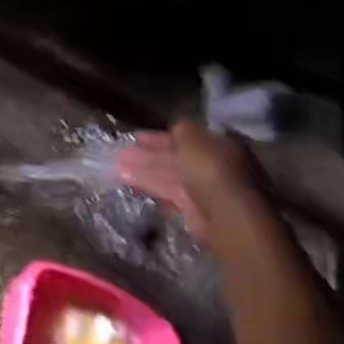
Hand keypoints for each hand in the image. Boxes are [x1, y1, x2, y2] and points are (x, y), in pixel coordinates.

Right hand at [114, 120, 251, 241]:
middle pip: (175, 159)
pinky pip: (171, 196)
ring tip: (116, 171)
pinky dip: (154, 191)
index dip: (159, 137)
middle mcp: (214, 167)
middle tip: (120, 155)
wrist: (226, 215)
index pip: (186, 138)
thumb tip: (176, 128)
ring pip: (170, 177)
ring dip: (144, 173)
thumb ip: (182, 130)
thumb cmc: (210, 170)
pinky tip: (134, 188)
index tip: (136, 137)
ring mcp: (205, 190)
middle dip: (147, 156)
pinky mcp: (197, 211)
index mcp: (218, 146)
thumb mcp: (193, 139)